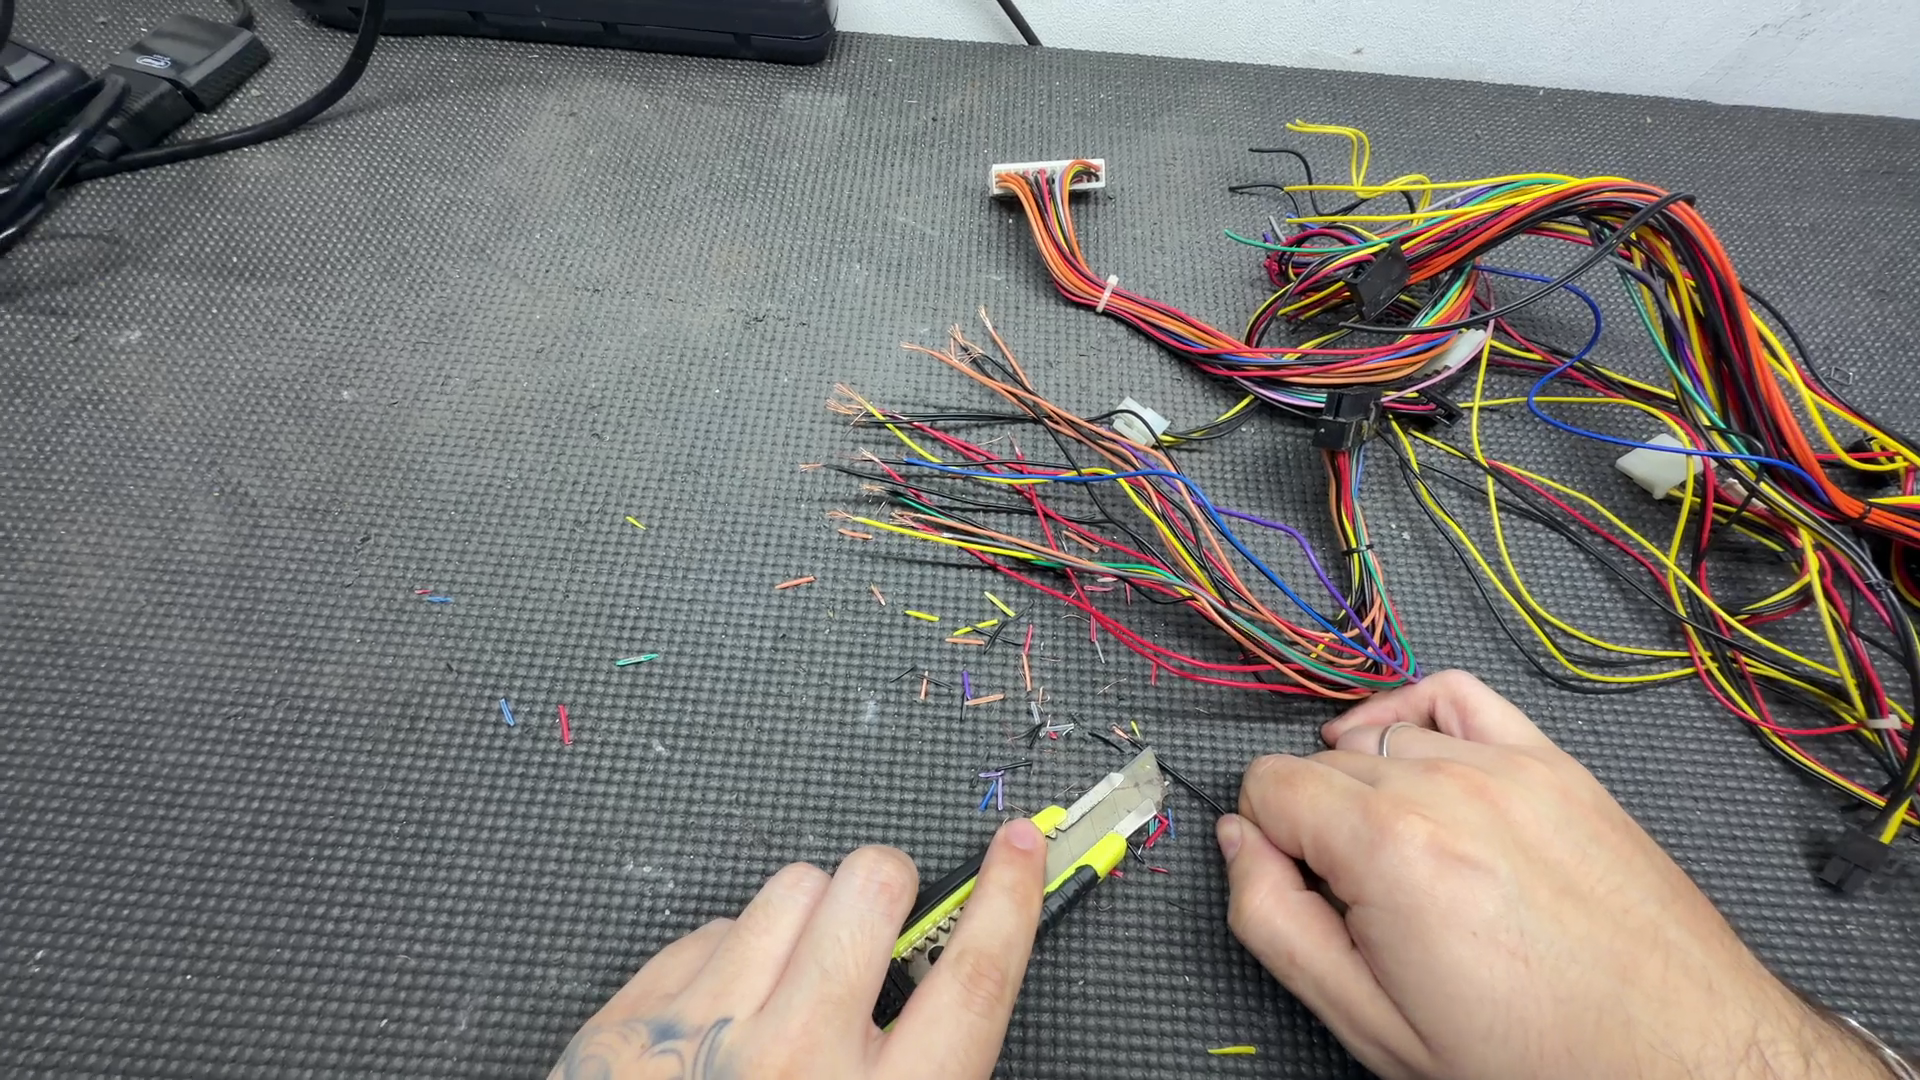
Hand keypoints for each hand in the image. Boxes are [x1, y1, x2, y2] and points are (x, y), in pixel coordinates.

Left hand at [549, 819, 1045, 1079]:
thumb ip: (927, 1068)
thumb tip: (949, 983)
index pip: (971, 982)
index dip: (1007, 900)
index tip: (1021, 846)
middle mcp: (794, 1066)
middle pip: (873, 888)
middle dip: (888, 884)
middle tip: (874, 924)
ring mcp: (704, 1033)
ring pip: (794, 885)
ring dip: (807, 919)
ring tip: (790, 982)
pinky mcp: (635, 1019)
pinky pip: (715, 925)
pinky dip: (734, 952)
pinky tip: (724, 1013)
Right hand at [1217, 670, 1888, 1079]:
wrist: (1689, 1070)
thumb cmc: (1529, 1056)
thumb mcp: (1364, 1016)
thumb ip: (1267, 916)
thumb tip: (1237, 837)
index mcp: (1387, 848)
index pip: (1264, 786)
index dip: (1269, 840)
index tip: (1306, 885)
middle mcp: (1441, 788)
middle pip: (1314, 764)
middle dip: (1314, 822)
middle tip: (1360, 892)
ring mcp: (1501, 766)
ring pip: (1370, 743)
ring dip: (1363, 788)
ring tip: (1396, 847)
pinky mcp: (1548, 763)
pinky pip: (1449, 694)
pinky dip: (1407, 713)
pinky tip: (1402, 752)